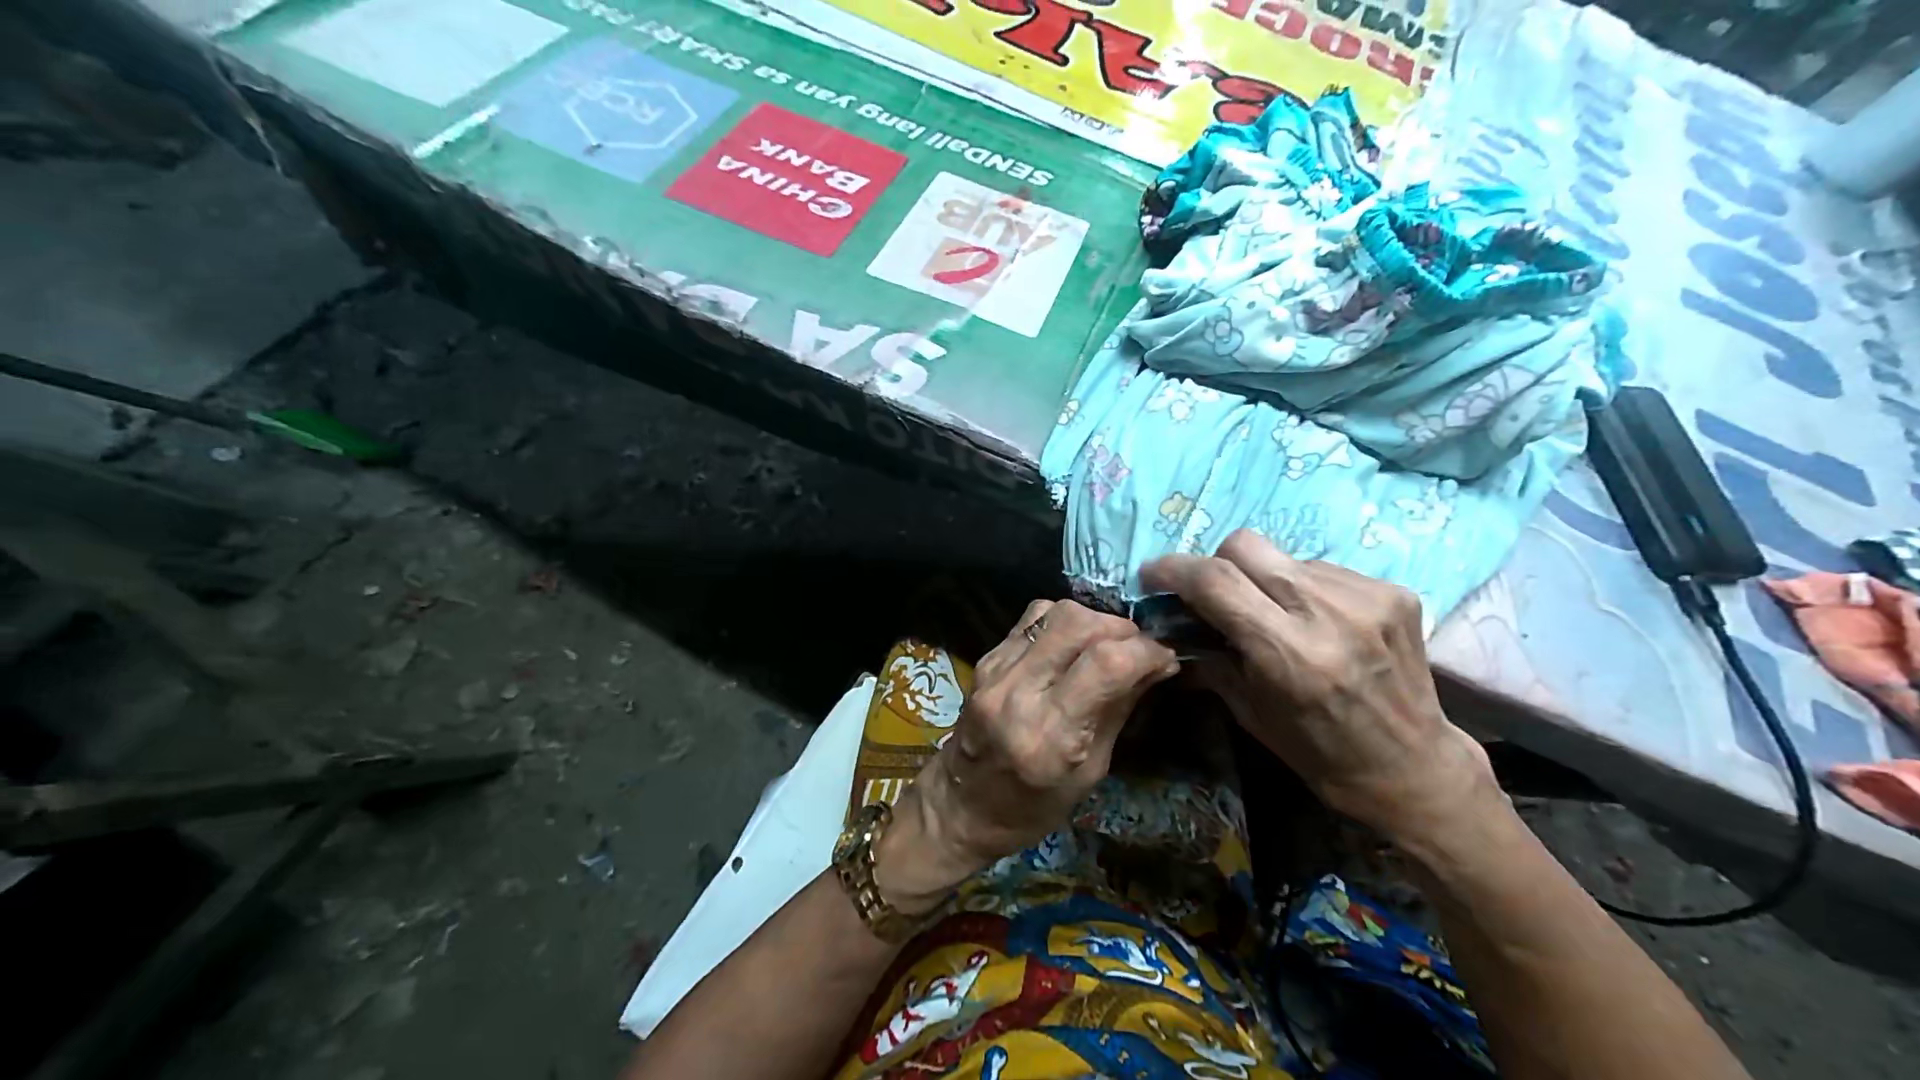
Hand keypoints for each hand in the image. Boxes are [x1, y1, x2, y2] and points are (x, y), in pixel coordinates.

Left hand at [875, 600, 1178, 911]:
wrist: (962, 805)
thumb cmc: (1034, 806)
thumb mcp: (1092, 771)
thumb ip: (1120, 707)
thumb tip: (1159, 661)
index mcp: (1051, 736)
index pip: (1106, 664)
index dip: (1146, 651)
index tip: (1164, 657)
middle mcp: (1019, 694)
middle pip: (1077, 624)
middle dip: (1120, 628)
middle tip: (1136, 648)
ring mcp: (995, 671)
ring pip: (1053, 612)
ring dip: (1092, 621)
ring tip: (1106, 645)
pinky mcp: (985, 658)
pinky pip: (1032, 620)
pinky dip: (1062, 624)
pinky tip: (1072, 646)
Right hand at [1142, 530, 1497, 845]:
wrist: (1411, 768)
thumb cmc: (1317, 752)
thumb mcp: (1248, 710)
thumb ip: (1208, 656)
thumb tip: (1167, 623)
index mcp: (1288, 653)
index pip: (1214, 580)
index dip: (1172, 568)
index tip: (1152, 575)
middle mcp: (1328, 614)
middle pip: (1244, 545)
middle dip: (1214, 563)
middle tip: (1211, 592)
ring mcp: (1367, 597)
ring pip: (1283, 555)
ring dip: (1263, 577)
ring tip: (1273, 613)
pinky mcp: (1394, 591)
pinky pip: (1322, 568)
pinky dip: (1303, 587)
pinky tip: (1314, 620)